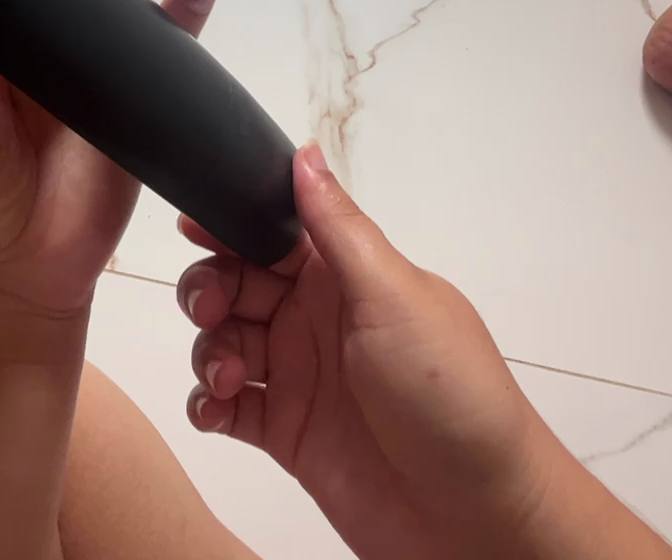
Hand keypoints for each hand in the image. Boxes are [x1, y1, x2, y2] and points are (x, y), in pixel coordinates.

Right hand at [174, 147, 577, 558]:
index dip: (232, 223)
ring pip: (225, 340)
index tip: (193, 223)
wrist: (477, 520)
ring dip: (209, 349)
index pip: (276, 232)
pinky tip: (217, 409)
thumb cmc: (449, 392)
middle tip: (210, 308)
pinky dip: (208, 402)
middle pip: (238, 283)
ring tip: (229, 376)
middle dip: (210, 287)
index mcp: (346, 275)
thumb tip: (305, 152)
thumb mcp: (392, 297)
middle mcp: (317, 317)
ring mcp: (299, 374)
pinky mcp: (285, 430)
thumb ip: (339, 229)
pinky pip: (227, 405)